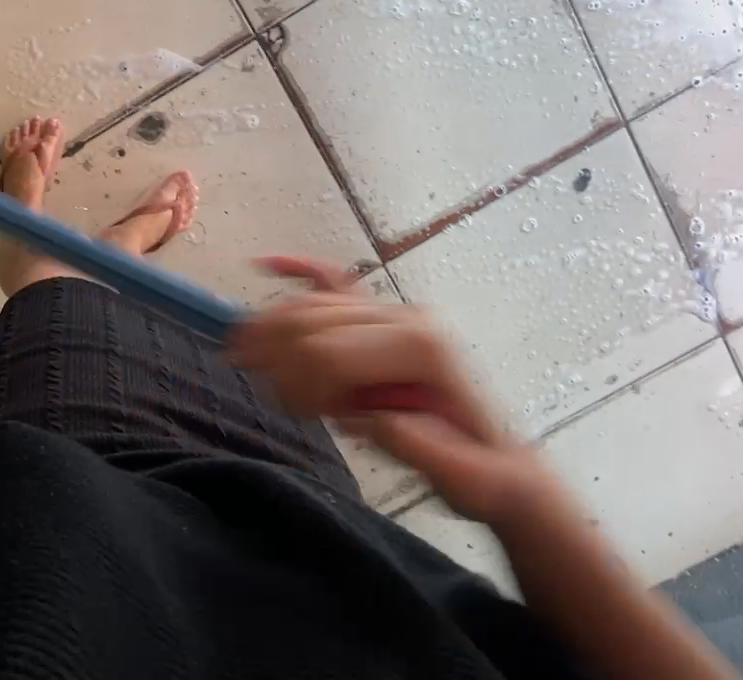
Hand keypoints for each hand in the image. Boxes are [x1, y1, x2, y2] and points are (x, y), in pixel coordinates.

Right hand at [230, 257, 558, 524]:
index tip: (296, 415)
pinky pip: (333, 282)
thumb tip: (364, 414)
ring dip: (269, 322)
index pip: (330, 351)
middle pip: (312, 320)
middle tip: (259, 386)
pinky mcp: (381, 318)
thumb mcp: (463, 479)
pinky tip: (267, 263)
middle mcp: (406, 317)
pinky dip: (299, 270)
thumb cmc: (482, 474)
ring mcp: (392, 312)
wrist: (502, 462)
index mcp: (422, 348)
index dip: (301, 384)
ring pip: (313, 302)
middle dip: (275, 354)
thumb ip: (418, 446)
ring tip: (240, 352)